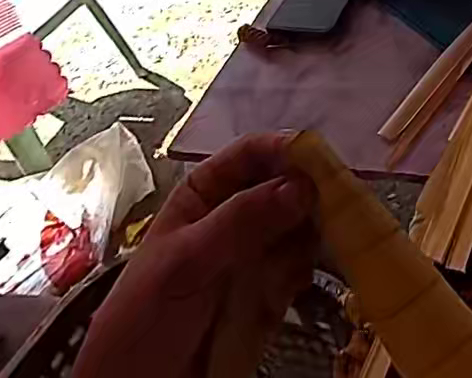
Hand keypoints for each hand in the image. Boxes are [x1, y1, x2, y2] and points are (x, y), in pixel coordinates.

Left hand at [73, 133, 318, 377]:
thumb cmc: (141, 323)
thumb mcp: (183, 265)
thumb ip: (239, 220)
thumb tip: (300, 184)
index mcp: (208, 191)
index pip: (254, 152)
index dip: (285, 148)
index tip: (318, 158)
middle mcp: (241, 209)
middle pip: (290, 179)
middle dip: (310, 190)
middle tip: (330, 201)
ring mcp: (261, 244)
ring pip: (306, 215)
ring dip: (313, 228)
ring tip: (306, 248)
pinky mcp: (278, 278)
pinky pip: (308, 255)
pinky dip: (309, 263)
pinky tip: (293, 281)